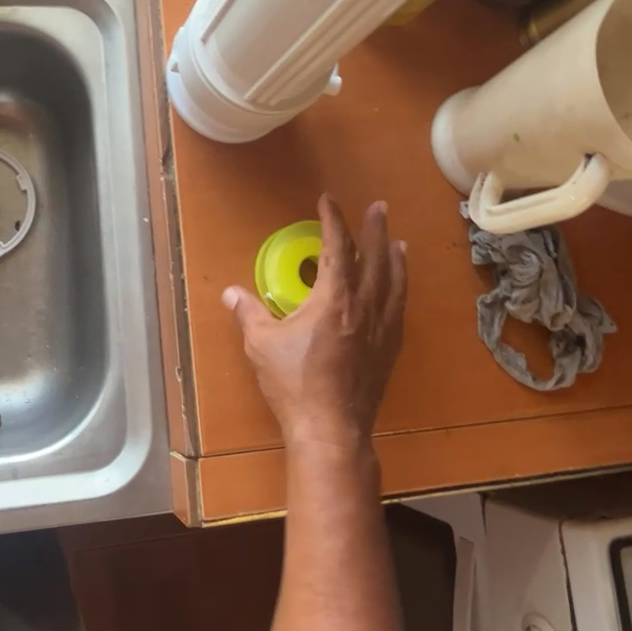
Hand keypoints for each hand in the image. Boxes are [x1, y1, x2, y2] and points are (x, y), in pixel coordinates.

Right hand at [222, 195, 406, 453]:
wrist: (330, 428)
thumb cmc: (293, 383)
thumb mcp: (262, 345)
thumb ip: (249, 314)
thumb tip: (231, 293)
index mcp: (333, 299)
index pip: (336, 248)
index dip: (333, 221)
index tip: (328, 201)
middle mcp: (364, 307)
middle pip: (375, 259)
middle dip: (375, 230)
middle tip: (379, 208)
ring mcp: (381, 329)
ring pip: (394, 284)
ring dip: (395, 259)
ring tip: (399, 243)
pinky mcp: (389, 350)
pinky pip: (399, 310)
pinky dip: (400, 291)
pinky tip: (399, 293)